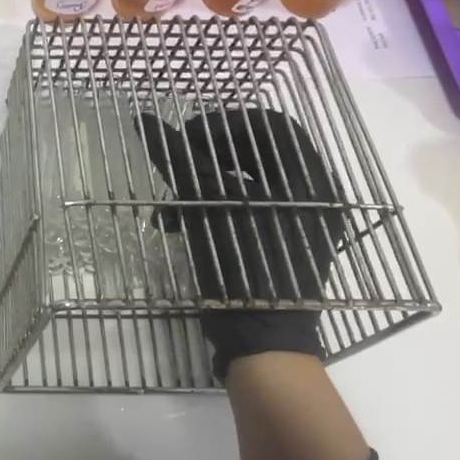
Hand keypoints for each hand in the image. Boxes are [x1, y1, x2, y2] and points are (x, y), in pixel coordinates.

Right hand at [137, 109, 345, 377]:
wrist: (263, 340)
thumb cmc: (243, 265)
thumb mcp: (207, 205)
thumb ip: (178, 158)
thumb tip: (144, 120)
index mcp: (309, 179)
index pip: (269, 125)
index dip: (223, 123)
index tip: (185, 136)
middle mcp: (315, 196)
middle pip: (259, 152)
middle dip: (209, 155)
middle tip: (176, 162)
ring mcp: (304, 222)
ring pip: (250, 182)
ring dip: (206, 184)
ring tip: (169, 201)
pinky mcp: (287, 243)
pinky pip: (250, 209)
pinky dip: (216, 208)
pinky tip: (179, 224)